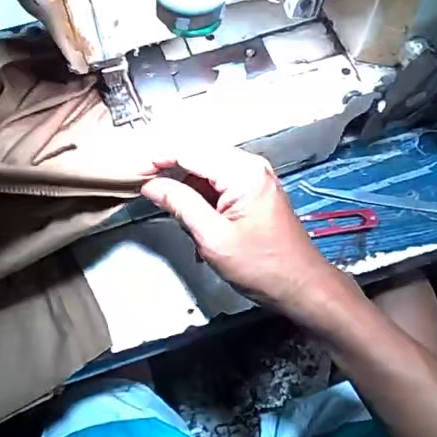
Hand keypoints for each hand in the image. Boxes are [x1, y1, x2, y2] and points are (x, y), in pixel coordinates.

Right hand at [141, 145, 352, 318]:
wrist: (302, 286)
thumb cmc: (263, 266)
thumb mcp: (213, 238)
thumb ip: (181, 205)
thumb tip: (152, 185)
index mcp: (243, 172)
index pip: (190, 150)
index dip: (157, 158)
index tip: (134, 172)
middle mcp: (250, 166)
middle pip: (197, 155)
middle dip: (170, 172)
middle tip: (145, 190)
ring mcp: (254, 177)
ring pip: (205, 171)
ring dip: (186, 189)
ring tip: (174, 215)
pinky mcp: (253, 191)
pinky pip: (218, 184)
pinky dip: (201, 199)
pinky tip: (195, 223)